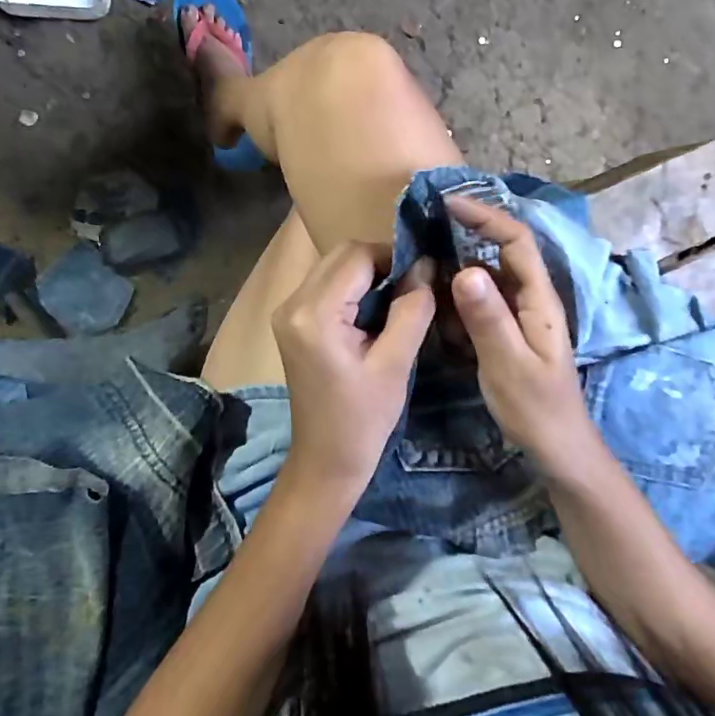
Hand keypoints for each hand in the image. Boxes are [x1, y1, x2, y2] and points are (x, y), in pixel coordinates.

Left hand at [274, 241, 435, 489]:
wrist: (325, 460)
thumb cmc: (363, 419)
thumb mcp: (396, 364)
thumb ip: (412, 309)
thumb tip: (427, 265)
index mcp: (314, 314)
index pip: (357, 256)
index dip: (394, 257)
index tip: (424, 274)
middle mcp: (292, 304)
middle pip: (341, 255)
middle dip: (381, 263)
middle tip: (413, 287)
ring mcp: (287, 312)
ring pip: (333, 267)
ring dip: (367, 275)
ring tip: (398, 299)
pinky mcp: (291, 321)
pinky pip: (325, 286)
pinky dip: (353, 289)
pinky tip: (374, 313)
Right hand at [444, 197, 594, 460]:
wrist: (557, 447)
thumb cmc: (536, 408)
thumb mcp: (508, 364)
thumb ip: (488, 318)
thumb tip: (464, 270)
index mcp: (538, 299)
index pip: (515, 240)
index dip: (485, 215)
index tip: (448, 204)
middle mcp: (530, 298)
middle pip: (498, 252)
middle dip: (464, 236)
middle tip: (422, 232)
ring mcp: (518, 315)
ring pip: (485, 278)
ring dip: (455, 269)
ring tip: (420, 270)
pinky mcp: (506, 332)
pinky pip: (479, 303)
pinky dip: (456, 299)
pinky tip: (434, 309)